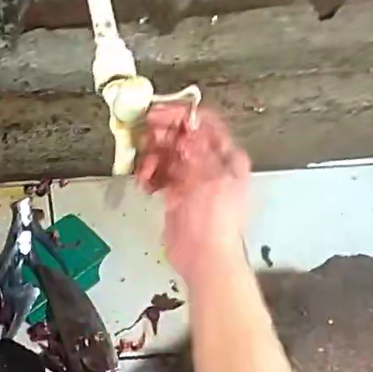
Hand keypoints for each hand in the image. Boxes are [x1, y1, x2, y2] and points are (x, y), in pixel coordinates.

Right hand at [136, 104, 250, 289]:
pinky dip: (149, 175)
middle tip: (145, 136)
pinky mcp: (176, 196)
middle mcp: (210, 166)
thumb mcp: (212, 177)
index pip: (204, 124)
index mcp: (227, 158)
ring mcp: (192, 181)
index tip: (160, 114)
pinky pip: (159, 176)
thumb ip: (199, 147)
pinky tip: (146, 181)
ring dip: (153, 157)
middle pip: (183, 138)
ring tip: (146, 167)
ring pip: (168, 156)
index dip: (182, 116)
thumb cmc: (217, 224)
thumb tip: (190, 123)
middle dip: (162, 135)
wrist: (204, 257)